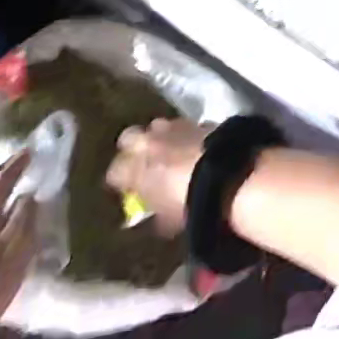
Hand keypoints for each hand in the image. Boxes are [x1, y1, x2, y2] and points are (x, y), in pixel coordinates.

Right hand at [105, 118, 205, 234]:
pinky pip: (185, 126)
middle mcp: (148, 141)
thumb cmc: (188, 201)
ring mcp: (173, 126)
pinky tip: (194, 145)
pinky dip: (186, 135)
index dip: (121, 180)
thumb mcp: (167, 217)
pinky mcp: (197, 120)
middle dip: (133, 148)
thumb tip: (156, 215)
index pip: (114, 172)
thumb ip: (156, 211)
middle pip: (129, 138)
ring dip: (161, 137)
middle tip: (144, 162)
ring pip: (157, 126)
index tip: (128, 188)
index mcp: (134, 168)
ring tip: (171, 150)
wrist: (223, 173)